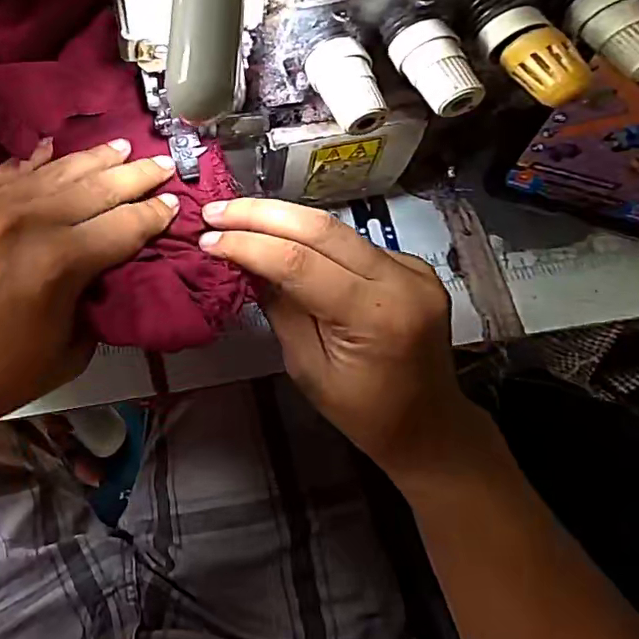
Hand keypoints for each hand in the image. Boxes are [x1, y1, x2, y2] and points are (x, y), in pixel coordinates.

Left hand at [0, 137, 177, 454]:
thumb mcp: (63, 353)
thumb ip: (91, 304)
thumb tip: (102, 274)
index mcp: (60, 262)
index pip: (123, 226)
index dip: (153, 215)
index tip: (173, 204)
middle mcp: (27, 221)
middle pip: (95, 187)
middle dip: (134, 175)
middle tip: (161, 163)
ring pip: (53, 171)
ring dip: (92, 159)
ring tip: (120, 147)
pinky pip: (8, 173)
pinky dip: (35, 162)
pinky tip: (53, 151)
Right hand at [199, 198, 488, 480]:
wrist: (431, 427)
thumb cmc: (363, 412)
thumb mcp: (307, 367)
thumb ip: (280, 307)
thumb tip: (245, 262)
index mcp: (375, 316)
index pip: (299, 262)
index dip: (248, 245)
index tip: (208, 239)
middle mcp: (401, 281)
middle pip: (320, 228)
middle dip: (260, 214)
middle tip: (215, 211)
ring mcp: (412, 268)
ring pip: (335, 227)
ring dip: (281, 217)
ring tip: (236, 215)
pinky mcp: (412, 264)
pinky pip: (350, 241)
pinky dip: (309, 235)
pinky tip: (278, 234)